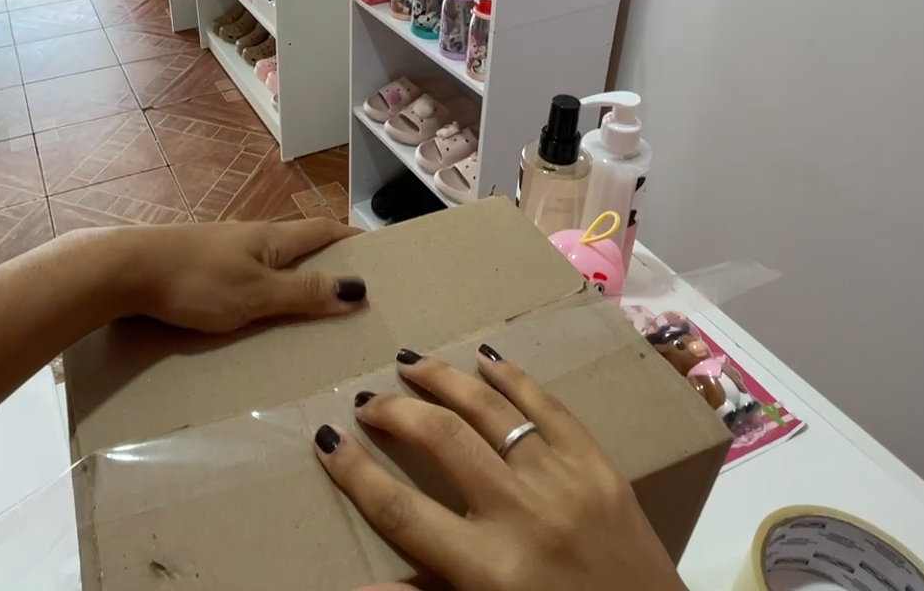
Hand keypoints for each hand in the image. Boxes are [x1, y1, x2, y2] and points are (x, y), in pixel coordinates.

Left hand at [96, 218, 367, 333]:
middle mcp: (253, 236)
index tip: (378, 249)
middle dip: (328, 261)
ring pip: (273, 258)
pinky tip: (261, 307)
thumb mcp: (258, 294)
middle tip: (352, 289)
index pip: (323, 231)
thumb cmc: (199, 281)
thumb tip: (357, 288)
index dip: (351, 238)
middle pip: (300, 243)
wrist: (129, 269)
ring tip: (313, 306)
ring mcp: (226, 248)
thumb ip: (304, 293)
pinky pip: (249, 271)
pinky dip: (269, 284)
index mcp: (273, 238)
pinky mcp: (203, 263)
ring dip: (298, 274)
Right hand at [314, 349, 687, 590]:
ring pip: (488, 410)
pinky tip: (482, 356)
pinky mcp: (598, 463)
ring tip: (410, 364)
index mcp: (489, 571)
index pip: (402, 512)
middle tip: (367, 401)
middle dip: (394, 412)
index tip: (326, 440)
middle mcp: (522, 515)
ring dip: (442, 381)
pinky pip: (546, 405)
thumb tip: (353, 590)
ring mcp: (563, 480)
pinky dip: (511, 376)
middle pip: (441, 440)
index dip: (356, 473)